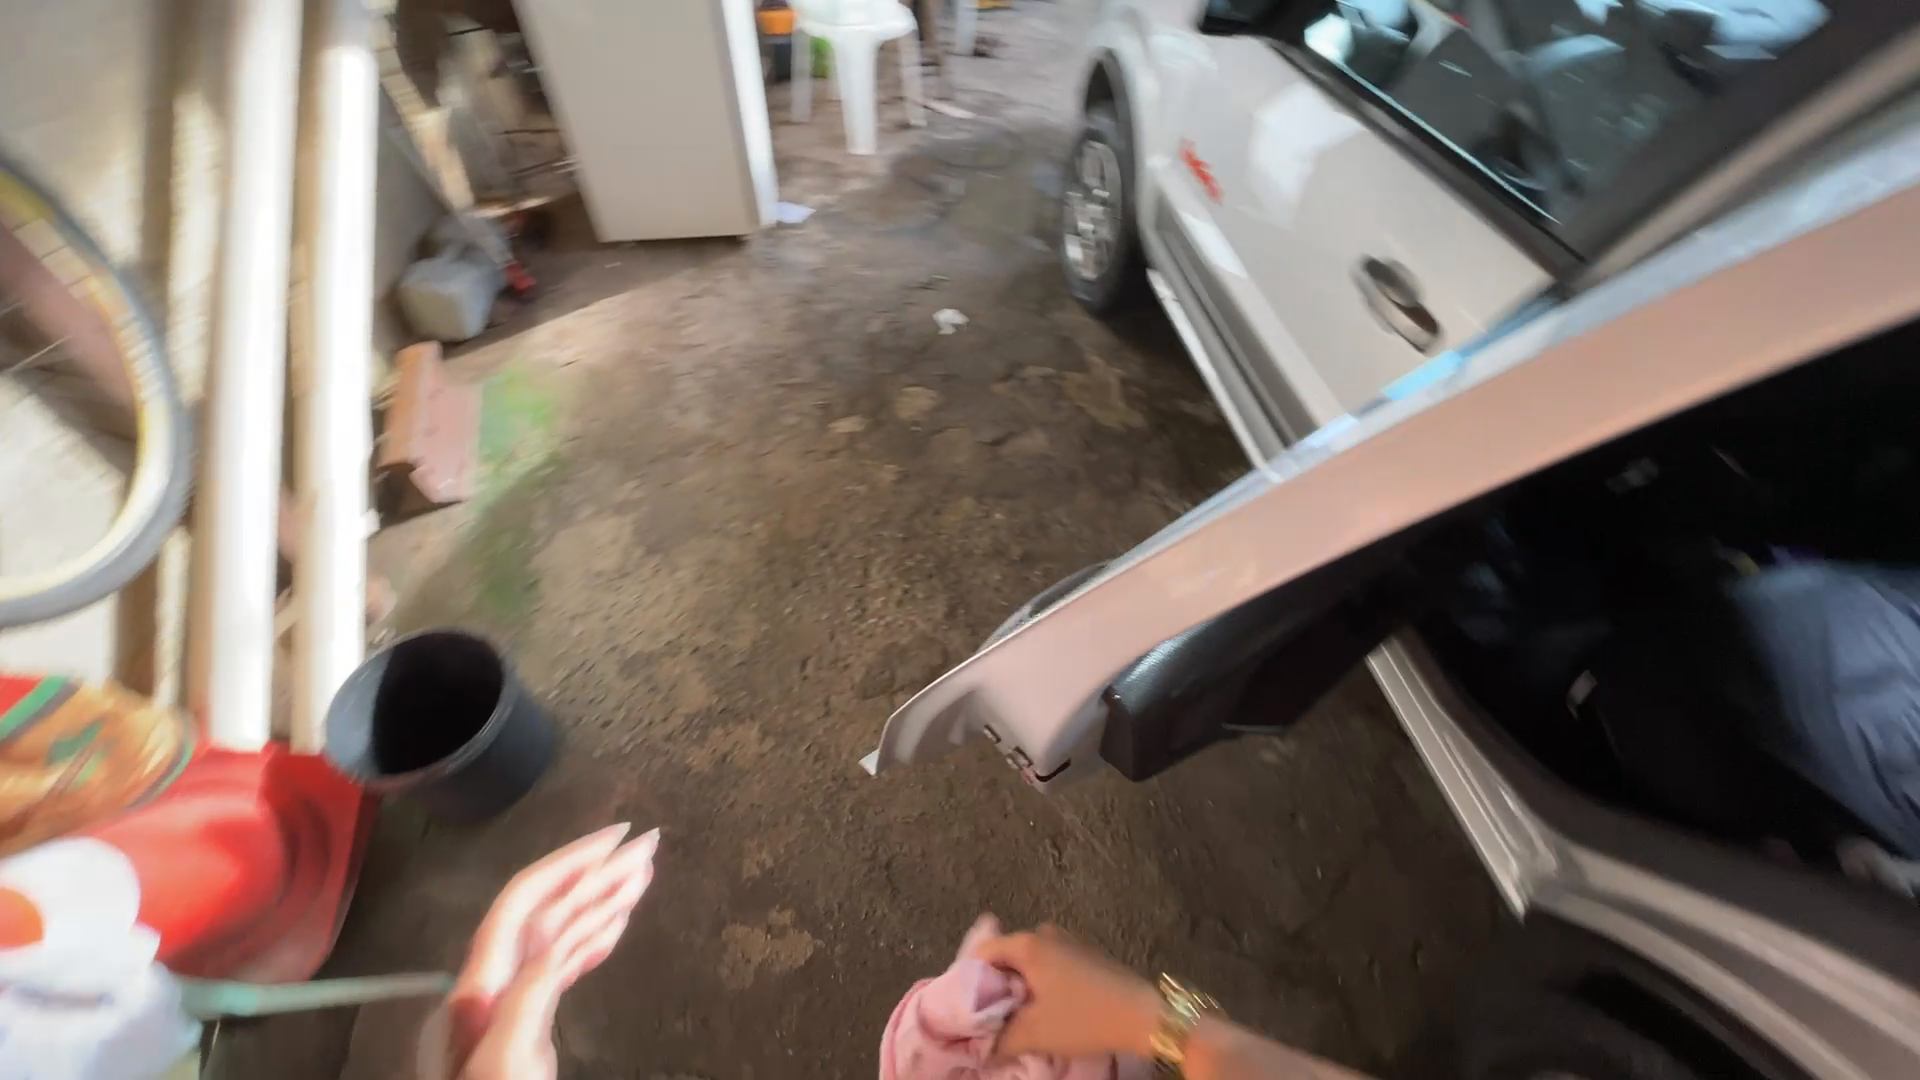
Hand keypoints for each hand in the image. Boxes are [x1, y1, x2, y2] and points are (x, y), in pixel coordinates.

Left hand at [422, 823, 659, 1079]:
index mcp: (480, 984)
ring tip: (646, 870)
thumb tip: (563, 942)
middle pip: (549, 909)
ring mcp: (510, 1000)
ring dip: (605, 897)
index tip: (619, 838)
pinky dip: (597, 934)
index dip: (571, 863)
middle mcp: (493, 981)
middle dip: (599, 872)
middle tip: (650, 844)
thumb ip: (529, 999)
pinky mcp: (527, 1020)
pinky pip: (565, 962)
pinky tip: (621, 919)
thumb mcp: (506, 1063)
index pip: (524, 901)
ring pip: (561, 932)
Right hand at [970, 922, 1161, 1061]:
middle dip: (996, 985)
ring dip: (1020, 985)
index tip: (968, 1008)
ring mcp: (1066, 938)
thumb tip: (982, 1048)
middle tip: (991, 1016)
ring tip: (1017, 1016)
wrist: (1140, 1013)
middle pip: (1006, 954)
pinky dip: (1040, 981)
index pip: (984, 952)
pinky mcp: (1083, 951)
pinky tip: (1045, 1007)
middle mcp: (1044, 932)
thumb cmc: (1082, 1017)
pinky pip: (1048, 961)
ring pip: (1029, 960)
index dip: (971, 979)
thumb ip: (1000, 1038)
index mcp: (1027, 943)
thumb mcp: (1035, 1033)